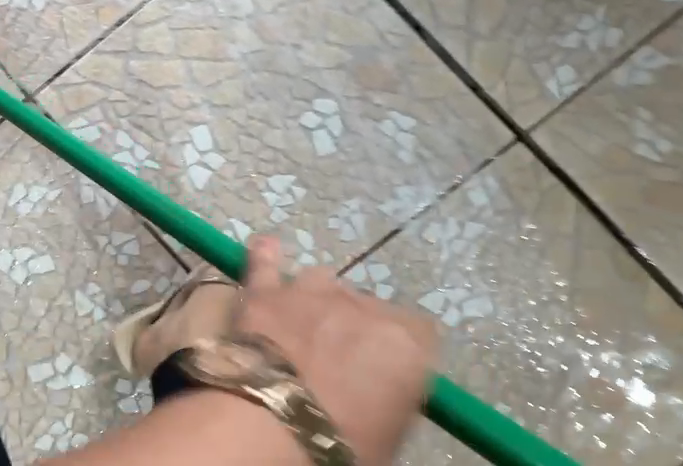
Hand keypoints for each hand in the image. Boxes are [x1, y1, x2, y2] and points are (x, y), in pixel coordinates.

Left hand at [235, 237, 438, 465]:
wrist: (275, 417)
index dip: (403, 347)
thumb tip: (383, 379)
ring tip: (309, 319)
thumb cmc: (348, 437)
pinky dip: (266, 254)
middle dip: (357, 323)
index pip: (419, 330)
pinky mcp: (263, 290)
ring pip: (320, 280)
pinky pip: (265, 261)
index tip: (391, 366)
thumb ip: (394, 385)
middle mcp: (360, 307)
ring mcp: (308, 292)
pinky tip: (268, 245)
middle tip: (342, 354)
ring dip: (319, 297)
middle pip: (366, 304)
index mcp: (406, 342)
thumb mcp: (395, 424)